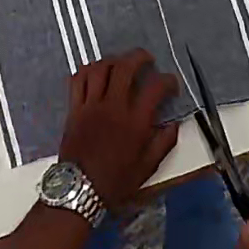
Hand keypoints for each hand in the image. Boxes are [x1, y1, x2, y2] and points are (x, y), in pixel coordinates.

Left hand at [56, 50, 179, 209]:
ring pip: (100, 69)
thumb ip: (163, 143)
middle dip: (139, 57)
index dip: (168, 80)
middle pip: (125, 68)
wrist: (78, 191)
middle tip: (147, 59)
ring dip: (114, 60)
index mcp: (135, 122)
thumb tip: (175, 125)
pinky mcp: (74, 109)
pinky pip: (77, 80)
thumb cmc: (115, 181)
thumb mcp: (147, 168)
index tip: (171, 84)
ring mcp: (91, 105)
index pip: (155, 87)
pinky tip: (95, 72)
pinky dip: (87, 70)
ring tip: (122, 63)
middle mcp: (113, 107)